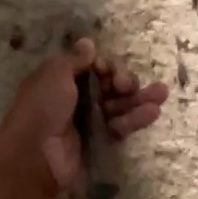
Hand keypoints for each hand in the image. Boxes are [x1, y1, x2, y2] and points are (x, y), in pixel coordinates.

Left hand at [0, 37, 168, 198]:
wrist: (35, 155)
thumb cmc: (43, 108)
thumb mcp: (54, 75)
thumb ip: (75, 59)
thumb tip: (88, 43)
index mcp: (63, 77)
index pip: (95, 66)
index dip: (108, 66)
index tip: (110, 72)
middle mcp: (77, 96)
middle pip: (110, 84)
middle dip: (126, 81)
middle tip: (127, 87)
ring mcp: (89, 119)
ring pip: (120, 104)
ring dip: (139, 99)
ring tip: (162, 95)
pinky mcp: (99, 139)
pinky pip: (121, 125)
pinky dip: (136, 118)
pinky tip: (152, 113)